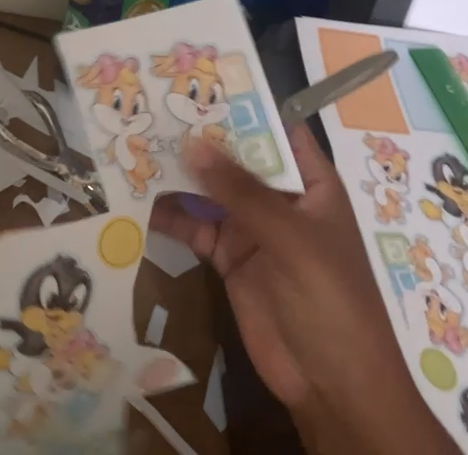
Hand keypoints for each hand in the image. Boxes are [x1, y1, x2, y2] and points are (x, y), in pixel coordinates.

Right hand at [152, 130, 455, 454]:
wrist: (333, 386)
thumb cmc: (330, 301)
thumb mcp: (289, 239)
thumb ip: (239, 192)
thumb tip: (191, 142)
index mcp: (310, 185)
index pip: (278, 131)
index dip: (243, 107)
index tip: (199, 81)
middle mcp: (281, 200)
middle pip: (236, 159)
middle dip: (198, 138)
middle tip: (149, 109)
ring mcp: (253, 230)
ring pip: (210, 191)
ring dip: (178, 174)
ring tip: (133, 147)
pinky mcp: (229, 259)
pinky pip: (195, 228)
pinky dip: (169, 216)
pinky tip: (138, 199)